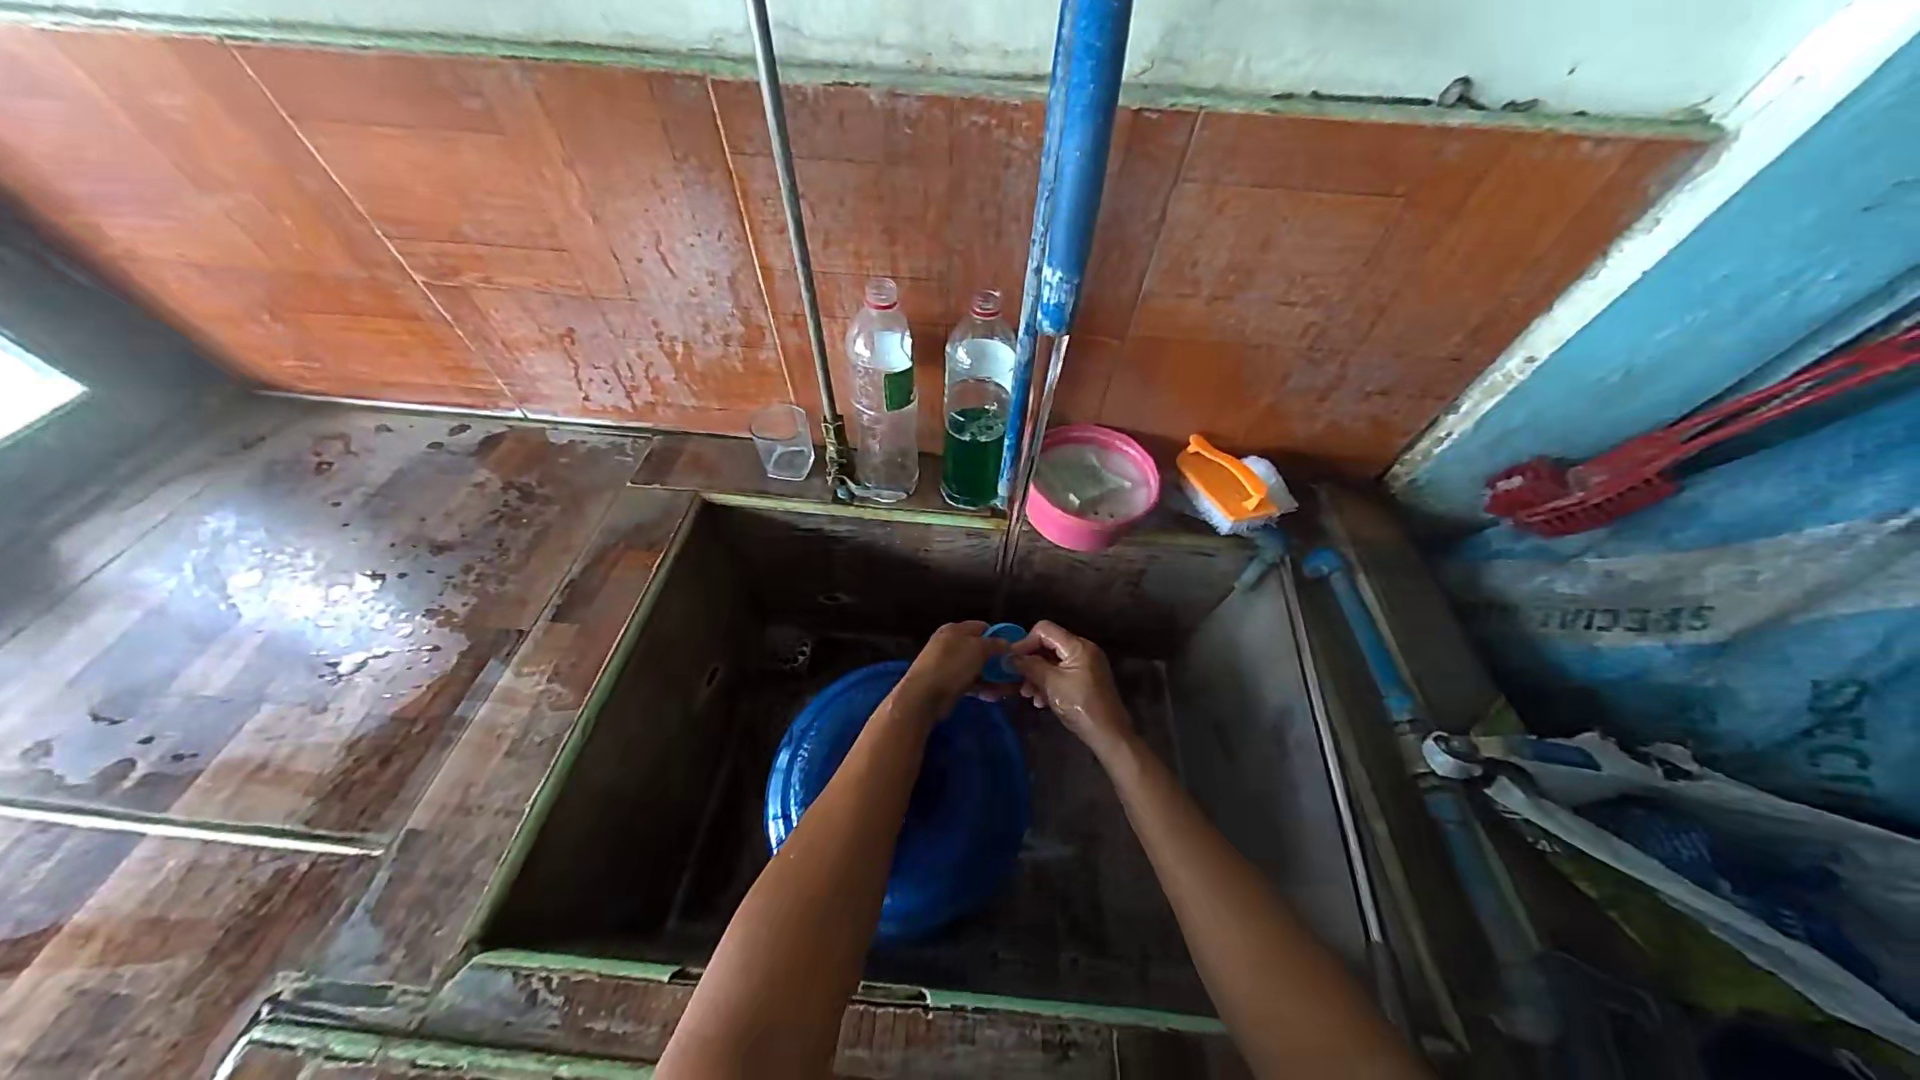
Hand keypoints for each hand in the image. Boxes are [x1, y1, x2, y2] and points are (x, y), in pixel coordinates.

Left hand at [895, 621, 1004, 714]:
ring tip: (1009, 688)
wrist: (924, 696)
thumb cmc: (952, 665)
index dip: (999, 636)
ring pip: (977, 668)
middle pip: (980, 649)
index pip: (982, 627)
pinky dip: (982, 688)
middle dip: (998, 661)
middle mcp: (951, 644)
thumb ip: (995, 644)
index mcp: (954, 630)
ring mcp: (949, 665)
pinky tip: (994, 696)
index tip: (1014, 649)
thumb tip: (1008, 644)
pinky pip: (971, 683)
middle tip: (1014, 671)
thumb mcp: (978, 649)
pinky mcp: (949, 684)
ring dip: (993, 677)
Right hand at [1008, 621, 1132, 757]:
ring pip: (1053, 662)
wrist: (1108, 734)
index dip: (1025, 642)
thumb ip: (1029, 666)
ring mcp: (1085, 666)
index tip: (1011, 660)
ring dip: (1037, 676)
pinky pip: (1061, 674)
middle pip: (1048, 646)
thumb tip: (1007, 657)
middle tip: (1016, 680)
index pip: (1045, 629)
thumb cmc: (1080, 705)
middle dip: (1030, 662)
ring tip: (1028, 695)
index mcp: (1078, 646)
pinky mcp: (1085, 681)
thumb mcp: (1051, 684)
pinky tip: (1041, 702)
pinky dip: (1049, 684)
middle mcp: (1083, 651)